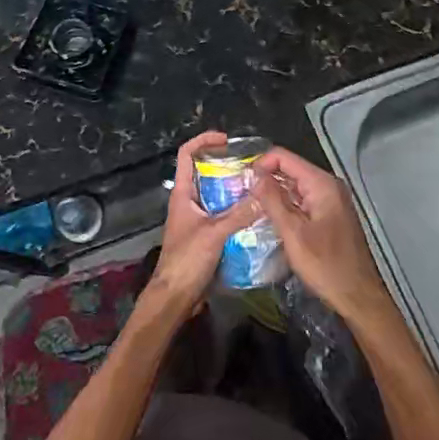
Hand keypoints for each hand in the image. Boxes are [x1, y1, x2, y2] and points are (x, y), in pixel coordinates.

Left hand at [144, 131, 260, 311]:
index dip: (203, 141)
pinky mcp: (206, 236)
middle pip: (205, 173)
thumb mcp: (214, 234)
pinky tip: (257, 213)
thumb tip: (263, 193)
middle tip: (252, 165)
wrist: (174, 299)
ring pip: (217, 195)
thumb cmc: (186, 261)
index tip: (226, 140)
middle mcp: (189, 202)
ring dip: (235, 189)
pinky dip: (238, 210)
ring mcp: (197, 219)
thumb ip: (239, 214)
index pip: (186, 155)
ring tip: (259, 185)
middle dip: (227, 166)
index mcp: (183, 194)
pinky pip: (224, 214)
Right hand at [251, 147, 393, 323]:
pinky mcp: (330, 215)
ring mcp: (331, 200)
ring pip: (296, 186)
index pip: (285, 157)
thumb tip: (253, 175)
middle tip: (241, 194)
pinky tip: (270, 218)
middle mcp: (328, 185)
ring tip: (250, 206)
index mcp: (322, 184)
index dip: (260, 164)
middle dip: (265, 179)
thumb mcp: (293, 233)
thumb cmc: (326, 266)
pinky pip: (303, 201)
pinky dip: (287, 205)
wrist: (357, 296)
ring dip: (274, 193)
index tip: (241, 181)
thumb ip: (272, 201)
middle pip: (291, 170)